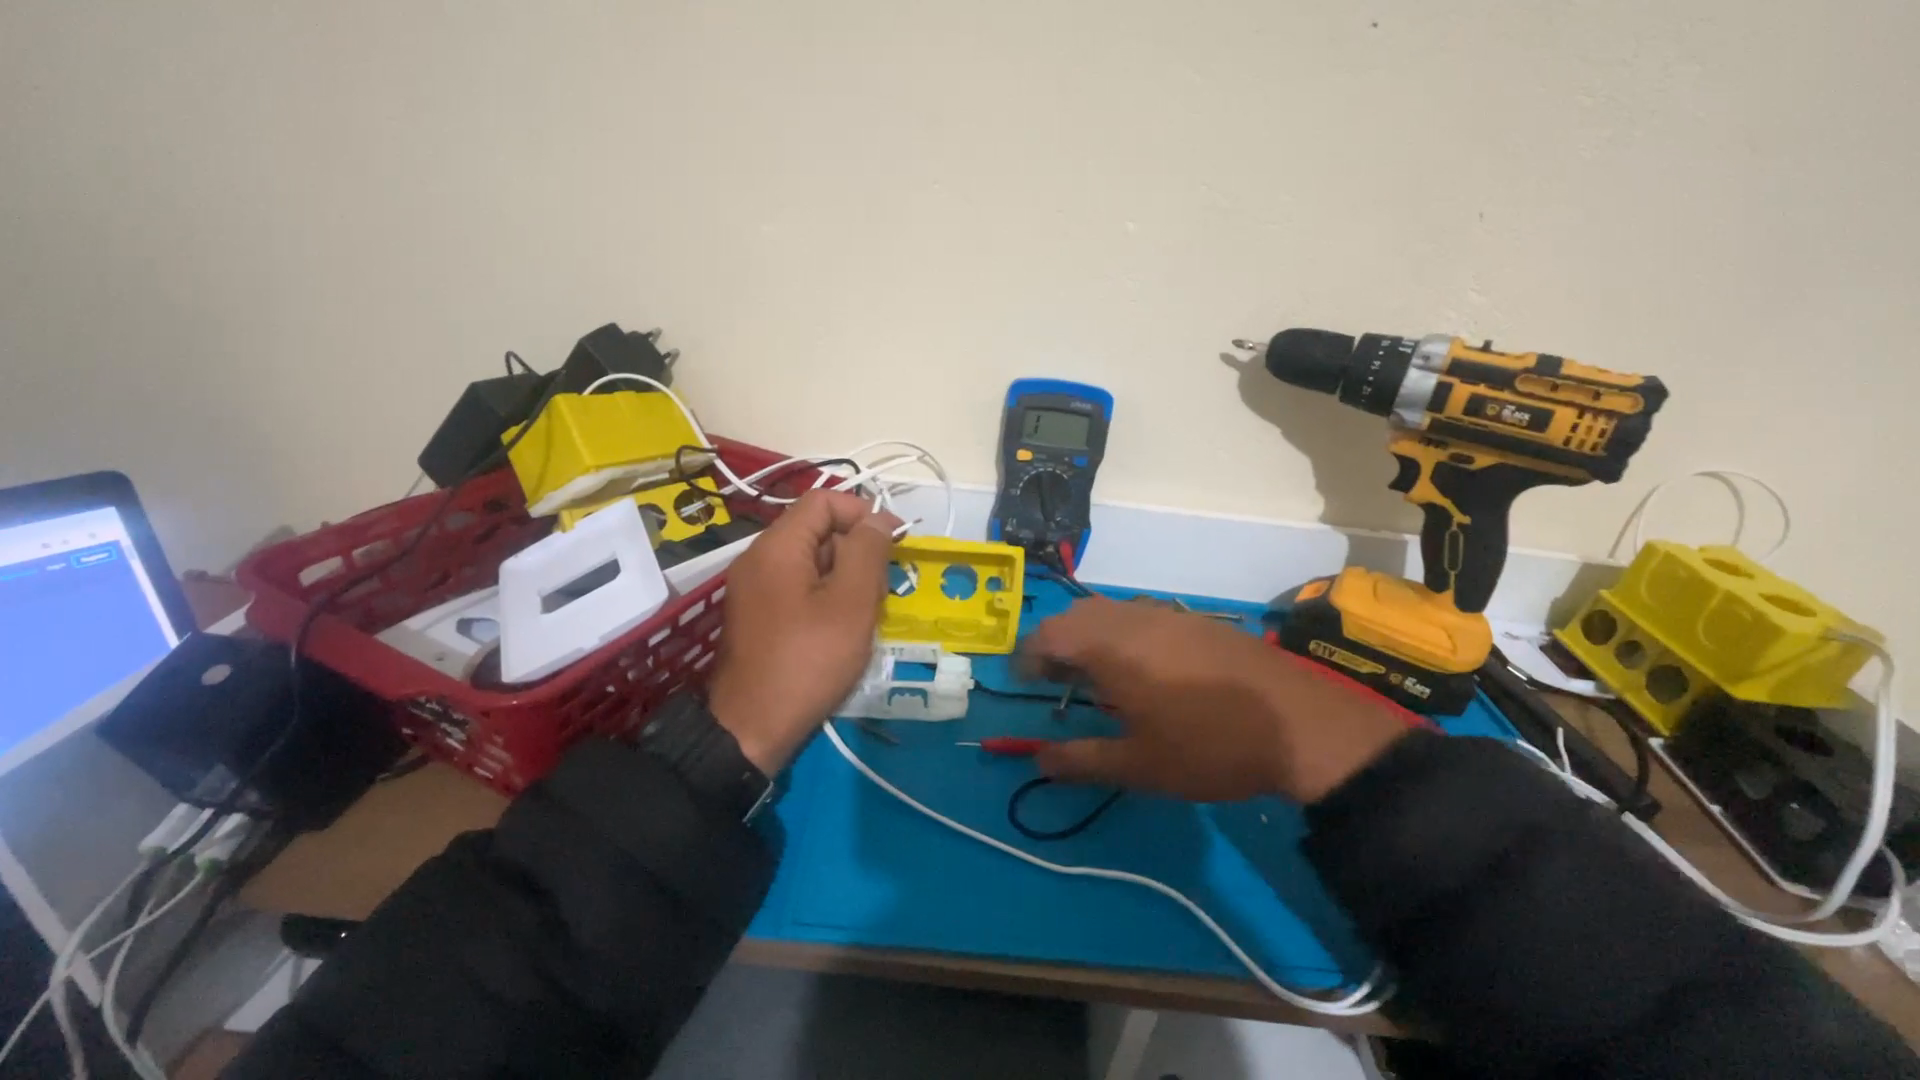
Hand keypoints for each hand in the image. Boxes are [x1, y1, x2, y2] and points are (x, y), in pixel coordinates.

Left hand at [706, 490, 899, 773]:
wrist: (750, 728)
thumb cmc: (807, 661)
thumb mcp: (850, 603)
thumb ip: (867, 552)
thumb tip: (878, 518)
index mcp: (777, 546)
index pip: (823, 500)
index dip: (863, 512)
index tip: (895, 542)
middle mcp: (758, 558)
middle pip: (816, 530)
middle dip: (856, 549)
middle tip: (881, 588)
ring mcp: (752, 588)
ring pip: (809, 561)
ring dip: (844, 576)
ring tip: (865, 612)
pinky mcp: (756, 615)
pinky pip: (796, 587)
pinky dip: (824, 596)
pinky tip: (842, 628)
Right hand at [1020, 597, 1414, 802]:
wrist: (1301, 725)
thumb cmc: (1209, 747)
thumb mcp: (1139, 766)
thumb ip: (1081, 761)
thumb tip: (1037, 760)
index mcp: (1111, 647)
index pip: (1048, 635)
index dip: (1028, 657)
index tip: (1025, 684)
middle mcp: (1134, 619)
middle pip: (1077, 617)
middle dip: (1057, 644)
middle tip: (1057, 682)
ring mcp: (1171, 615)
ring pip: (1111, 613)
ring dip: (1092, 637)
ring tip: (1099, 679)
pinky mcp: (1199, 621)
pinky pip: (1143, 617)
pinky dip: (1124, 635)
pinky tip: (1146, 672)